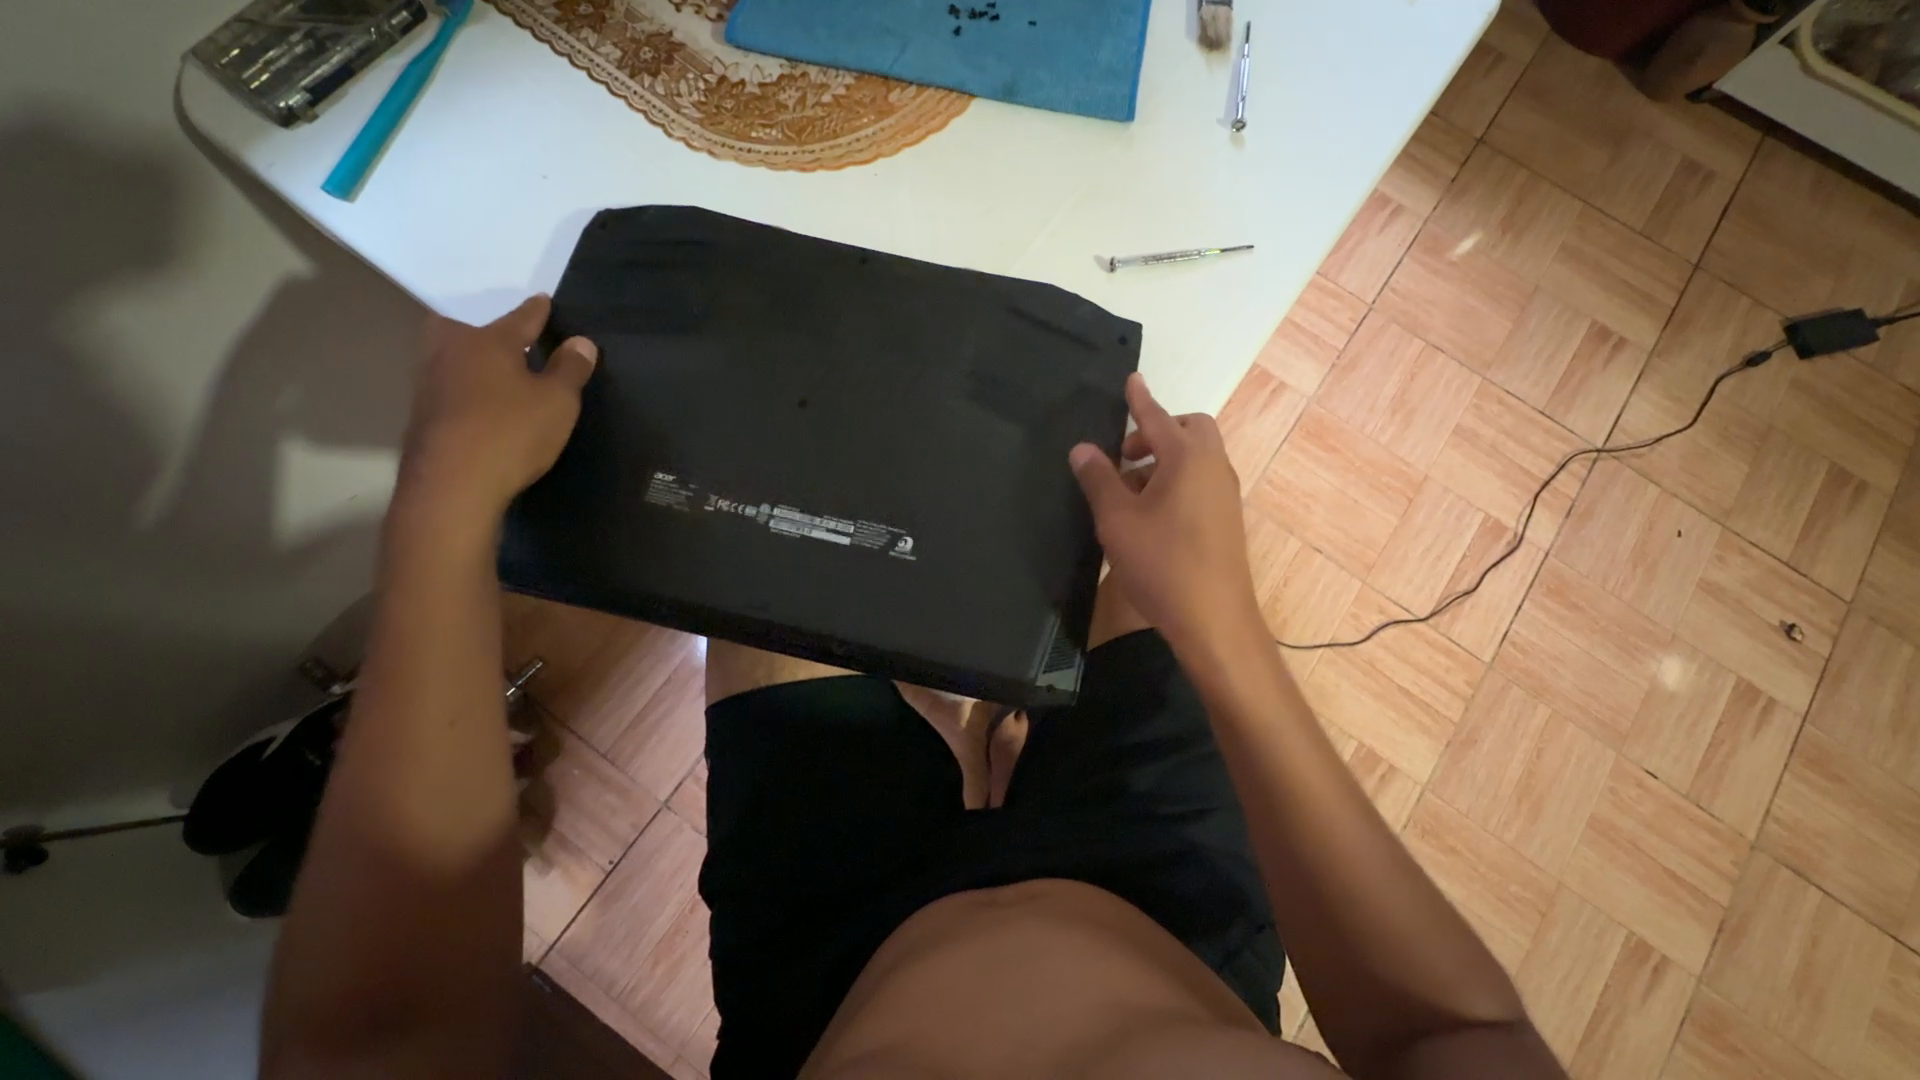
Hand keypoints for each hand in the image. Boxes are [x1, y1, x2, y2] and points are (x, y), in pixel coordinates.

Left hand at [396, 295, 597, 520]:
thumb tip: (581, 342)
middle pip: (464, 328)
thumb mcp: (557, 402)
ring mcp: (429, 383)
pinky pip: (447, 389)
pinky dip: (464, 391)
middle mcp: (450, 352)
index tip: (543, 300)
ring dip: (472, 362)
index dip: (536, 311)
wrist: (451, 485)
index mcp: (487, 341)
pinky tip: (478, 406)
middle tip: (505, 341)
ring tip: (495, 373)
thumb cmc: (510, 433)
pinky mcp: (422, 415)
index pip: (519, 318)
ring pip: (451, 358)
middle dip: (482, 330)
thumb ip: (570, 369)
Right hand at [1069, 374, 1262, 648]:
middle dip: (1156, 432)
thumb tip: (1083, 448)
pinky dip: (1176, 482)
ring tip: (1127, 491)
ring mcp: (1225, 494)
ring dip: (1163, 461)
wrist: (1214, 619)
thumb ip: (1098, 479)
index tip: (1130, 379)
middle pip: (1188, 430)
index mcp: (1187, 457)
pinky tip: (1150, 516)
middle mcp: (1213, 467)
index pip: (1157, 417)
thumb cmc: (1161, 563)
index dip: (1139, 399)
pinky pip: (1200, 482)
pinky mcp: (1227, 519)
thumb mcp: (1117, 520)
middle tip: (1124, 455)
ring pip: (1195, 458)